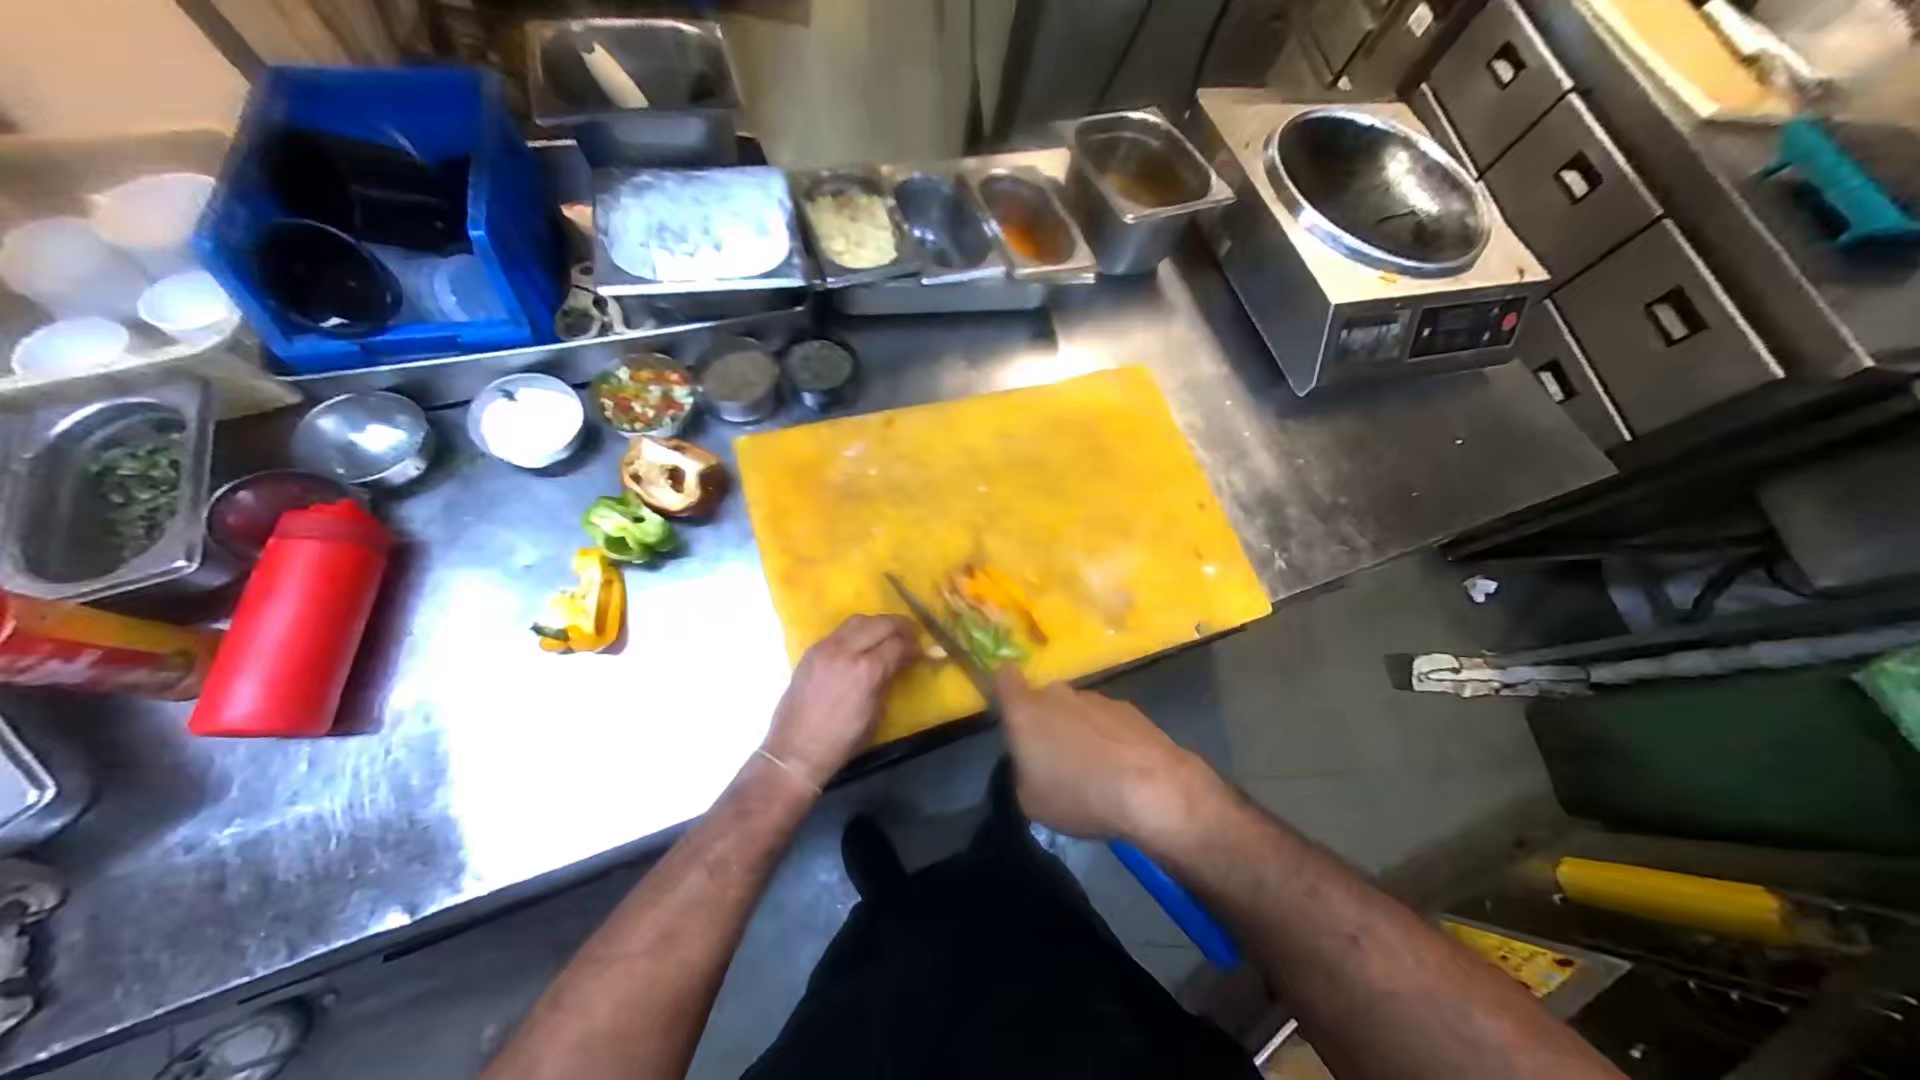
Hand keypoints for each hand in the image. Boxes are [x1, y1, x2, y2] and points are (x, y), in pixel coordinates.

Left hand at [762, 615, 918, 789]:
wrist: (795, 750)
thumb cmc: (842, 740)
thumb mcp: (877, 713)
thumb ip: (888, 680)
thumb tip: (900, 663)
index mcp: (867, 670)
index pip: (898, 644)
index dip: (915, 646)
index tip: (923, 651)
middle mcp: (846, 651)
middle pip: (880, 623)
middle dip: (900, 626)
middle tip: (912, 635)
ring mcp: (825, 648)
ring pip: (858, 620)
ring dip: (878, 624)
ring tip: (888, 634)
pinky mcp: (811, 651)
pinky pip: (840, 631)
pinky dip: (857, 631)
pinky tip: (863, 642)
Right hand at [996, 667, 1221, 843]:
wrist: (1151, 789)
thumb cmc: (1078, 795)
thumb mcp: (1030, 801)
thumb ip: (1022, 772)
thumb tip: (1031, 762)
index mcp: (1025, 712)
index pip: (1005, 679)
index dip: (1006, 693)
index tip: (1012, 716)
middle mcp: (1057, 695)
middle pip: (1044, 699)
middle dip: (1046, 722)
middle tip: (1054, 758)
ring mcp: (1095, 698)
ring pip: (1077, 710)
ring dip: (1079, 731)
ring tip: (1094, 771)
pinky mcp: (1128, 708)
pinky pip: (1106, 721)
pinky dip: (1108, 738)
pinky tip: (1121, 769)